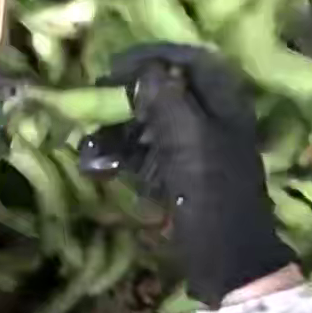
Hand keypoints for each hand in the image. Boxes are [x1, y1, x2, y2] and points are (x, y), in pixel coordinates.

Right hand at [79, 43, 293, 303]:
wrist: (224, 255)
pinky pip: (142, 156)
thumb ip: (167, 100)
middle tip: (95, 99)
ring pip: (148, 125)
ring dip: (115, 132)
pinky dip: (118, 158)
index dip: (152, 57)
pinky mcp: (175, 175)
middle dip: (126, 97)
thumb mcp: (189, 140)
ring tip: (88, 144)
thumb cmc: (211, 193)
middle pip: (164, 92)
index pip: (189, 60)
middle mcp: (207, 120)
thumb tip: (145, 69)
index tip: (113, 66)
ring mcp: (191, 149)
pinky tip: (94, 167)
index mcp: (222, 104)